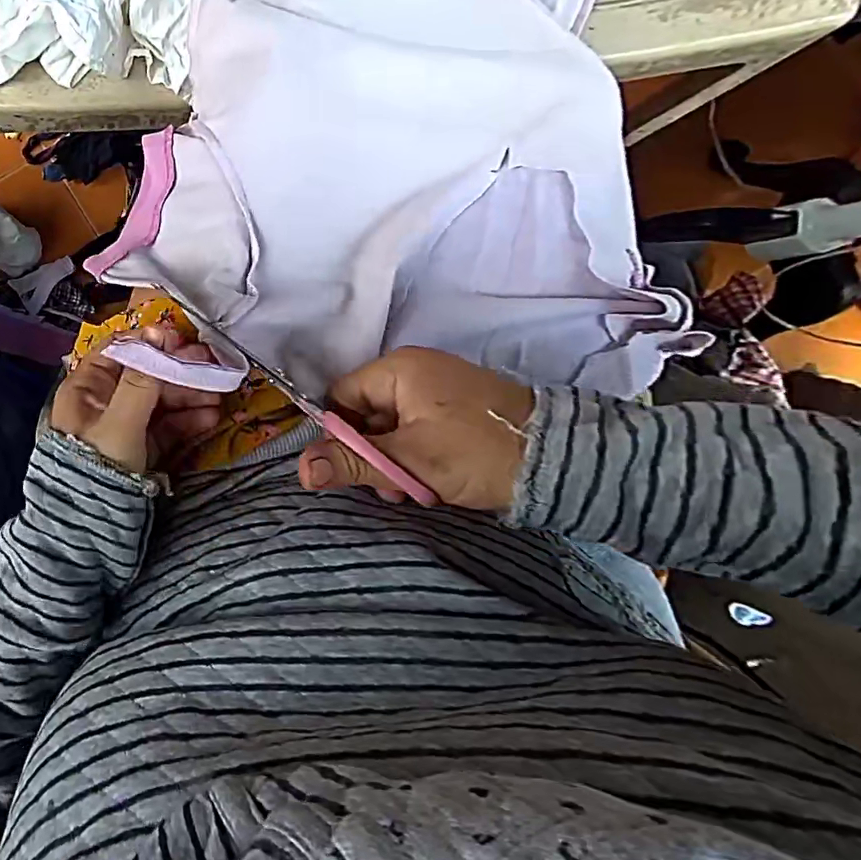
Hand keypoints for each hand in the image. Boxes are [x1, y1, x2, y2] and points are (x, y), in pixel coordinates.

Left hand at [50, 327, 224, 473]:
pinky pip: (166, 426)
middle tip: (213, 367)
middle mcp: (104, 401)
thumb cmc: (97, 465)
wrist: (90, 526)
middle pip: (147, 375)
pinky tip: (210, 417)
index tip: (180, 344)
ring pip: (161, 400)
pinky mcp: (140, 446)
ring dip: (191, 395)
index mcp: (87, 387)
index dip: (151, 343)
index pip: (120, 351)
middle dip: (181, 371)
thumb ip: (141, 381)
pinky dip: (188, 420)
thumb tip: (157, 336)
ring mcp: (124, 424)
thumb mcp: (119, 421)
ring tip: (220, 394)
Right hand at [298, 347, 533, 510]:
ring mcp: (439, 389)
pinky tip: (430, 483)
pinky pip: (418, 430)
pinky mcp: (458, 409)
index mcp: (399, 369)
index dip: (338, 434)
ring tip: (415, 490)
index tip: (350, 468)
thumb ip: (351, 462)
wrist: (559, 461)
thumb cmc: (475, 452)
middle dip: (370, 454)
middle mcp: (416, 371)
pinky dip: (417, 456)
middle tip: (388, 488)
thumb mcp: (407, 460)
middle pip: (366, 413)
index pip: (342, 396)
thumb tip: (301, 470)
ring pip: (392, 427)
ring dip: (394, 461)